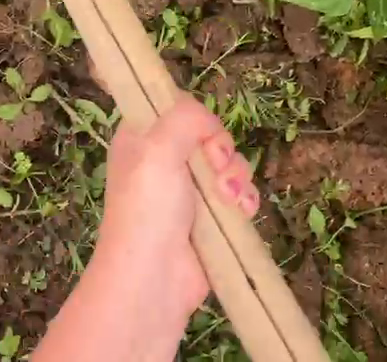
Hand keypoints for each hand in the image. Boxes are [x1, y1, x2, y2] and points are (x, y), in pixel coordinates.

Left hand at [32, 95, 258, 361]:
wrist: (152, 279)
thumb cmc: (147, 207)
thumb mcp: (157, 147)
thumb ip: (186, 117)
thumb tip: (209, 123)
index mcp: (142, 137)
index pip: (177, 108)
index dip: (196, 118)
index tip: (201, 134)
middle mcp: (164, 160)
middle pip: (209, 135)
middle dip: (221, 151)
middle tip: (215, 169)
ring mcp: (188, 191)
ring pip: (227, 164)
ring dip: (236, 176)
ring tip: (230, 199)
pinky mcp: (210, 218)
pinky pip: (238, 193)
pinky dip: (244, 198)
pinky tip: (242, 210)